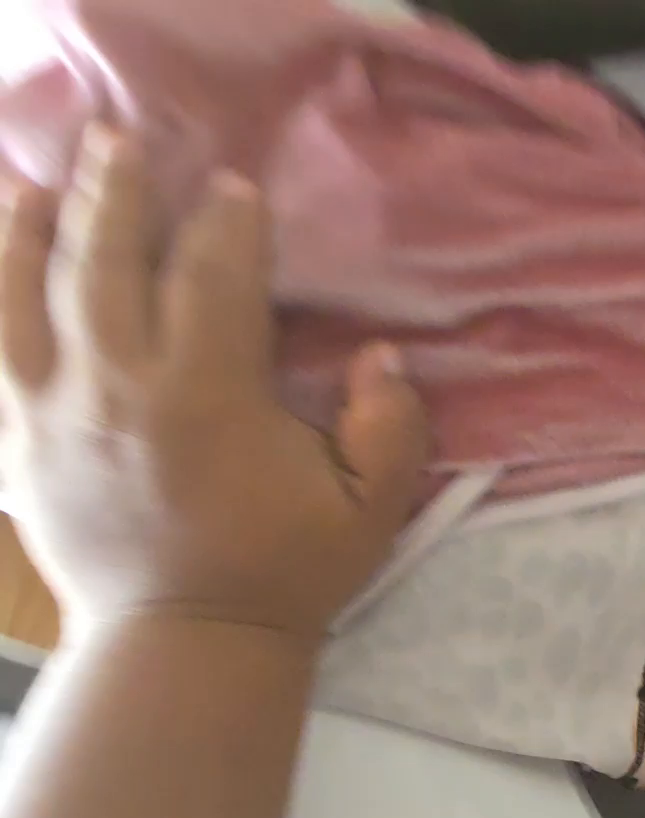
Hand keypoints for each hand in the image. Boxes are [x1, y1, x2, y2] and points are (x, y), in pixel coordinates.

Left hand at [0, 125, 426, 641]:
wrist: (192, 632)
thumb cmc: (294, 563)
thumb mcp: (375, 503)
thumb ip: (387, 426)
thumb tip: (378, 355)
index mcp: (208, 399)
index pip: (212, 286)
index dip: (227, 229)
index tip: (236, 187)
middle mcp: (113, 386)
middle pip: (104, 267)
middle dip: (117, 196)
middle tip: (124, 139)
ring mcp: (45, 409)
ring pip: (17, 292)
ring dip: (27, 225)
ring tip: (34, 173)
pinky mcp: (9, 437)